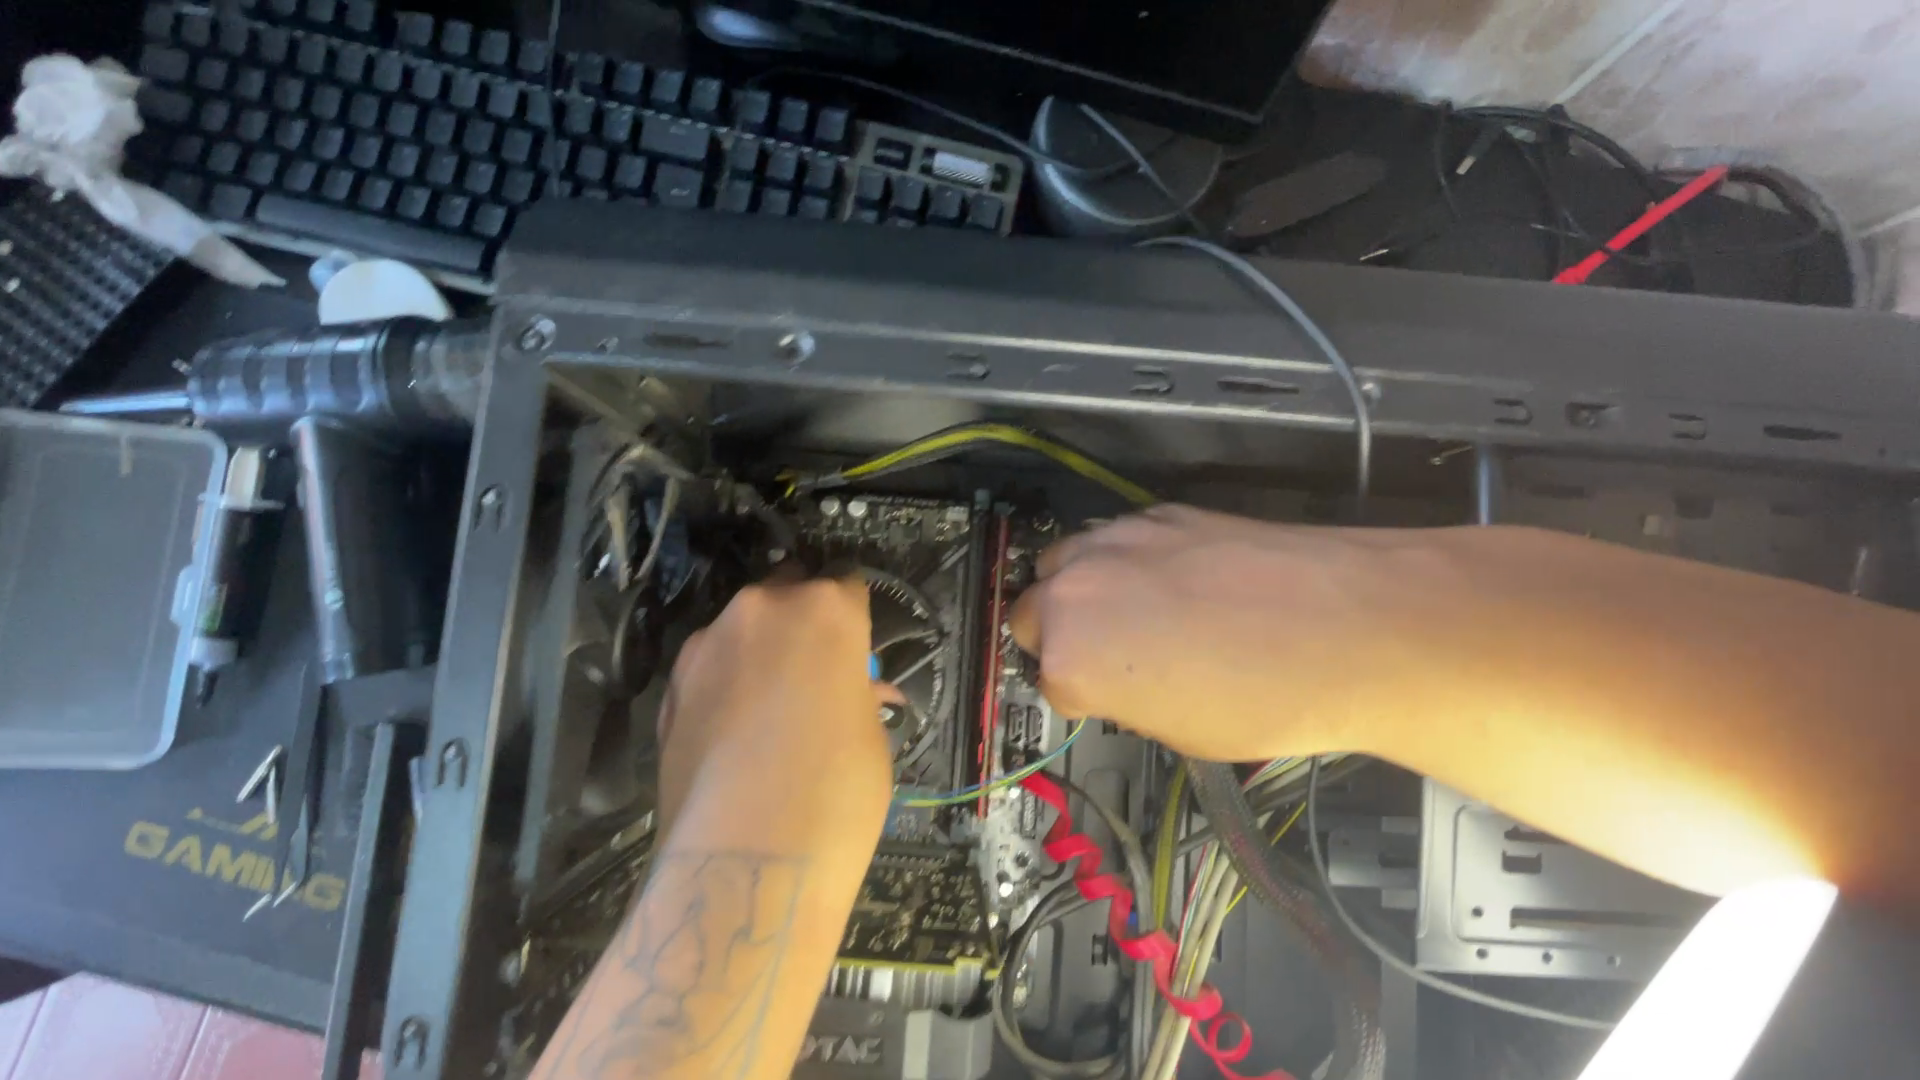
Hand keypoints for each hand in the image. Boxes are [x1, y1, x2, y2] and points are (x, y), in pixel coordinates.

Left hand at [657, 578, 894, 849]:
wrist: (746, 856)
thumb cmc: (837, 793)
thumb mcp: (872, 736)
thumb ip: (858, 694)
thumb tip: (858, 693)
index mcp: (827, 610)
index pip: (847, 582)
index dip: (853, 614)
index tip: (856, 643)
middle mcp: (763, 609)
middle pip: (788, 592)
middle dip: (803, 620)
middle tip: (815, 673)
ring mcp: (708, 644)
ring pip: (743, 628)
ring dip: (759, 651)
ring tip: (770, 708)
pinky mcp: (671, 685)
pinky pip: (710, 667)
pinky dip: (725, 683)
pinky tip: (735, 732)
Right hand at [1009, 505, 1465, 761]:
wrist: (1351, 628)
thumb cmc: (1269, 698)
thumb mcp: (1177, 730)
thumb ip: (1121, 696)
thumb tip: (1119, 678)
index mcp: (1070, 658)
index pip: (1044, 680)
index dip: (1076, 694)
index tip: (1101, 698)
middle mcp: (1077, 591)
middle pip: (1032, 611)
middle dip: (1060, 637)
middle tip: (1106, 658)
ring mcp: (1117, 543)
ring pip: (1062, 563)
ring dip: (1081, 590)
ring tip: (1131, 614)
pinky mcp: (1159, 515)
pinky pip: (1114, 538)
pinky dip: (1124, 561)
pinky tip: (1171, 582)